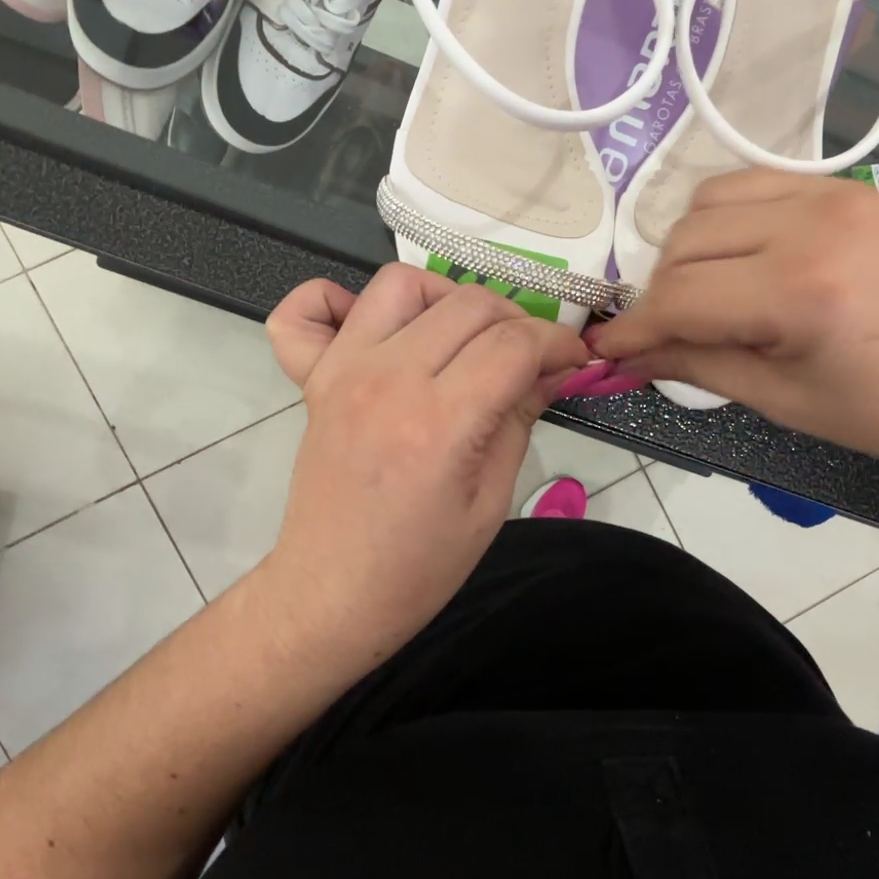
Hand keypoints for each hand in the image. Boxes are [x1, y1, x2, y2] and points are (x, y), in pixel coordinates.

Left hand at [260, 264, 590, 654]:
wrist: (334, 593)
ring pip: (402, 284)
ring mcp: (342, 372)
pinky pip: (305, 310)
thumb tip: (553, 369)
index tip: (572, 357)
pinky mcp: (313, 379)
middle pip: (468, 304)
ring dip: (446, 299)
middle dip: (516, 320)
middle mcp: (387, 380)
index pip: (514, 344)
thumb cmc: (421, 566)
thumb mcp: (491, 501)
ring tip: (463, 339)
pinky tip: (369, 329)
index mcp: (439, 422)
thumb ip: (519, 419)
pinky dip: (334, 300)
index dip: (557, 342)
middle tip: (529, 358)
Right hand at [592, 169, 878, 491]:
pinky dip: (728, 219)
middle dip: (660, 295)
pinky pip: (754, 185)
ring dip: (688, 251)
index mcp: (801, 290)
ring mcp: (833, 193)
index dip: (634, 329)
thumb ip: (696, 366)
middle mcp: (812, 222)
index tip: (607, 353)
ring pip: (709, 203)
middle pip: (683, 243)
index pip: (679, 297)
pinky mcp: (848, 186)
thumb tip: (626, 357)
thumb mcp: (785, 401)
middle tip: (669, 337)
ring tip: (709, 297)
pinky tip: (743, 259)